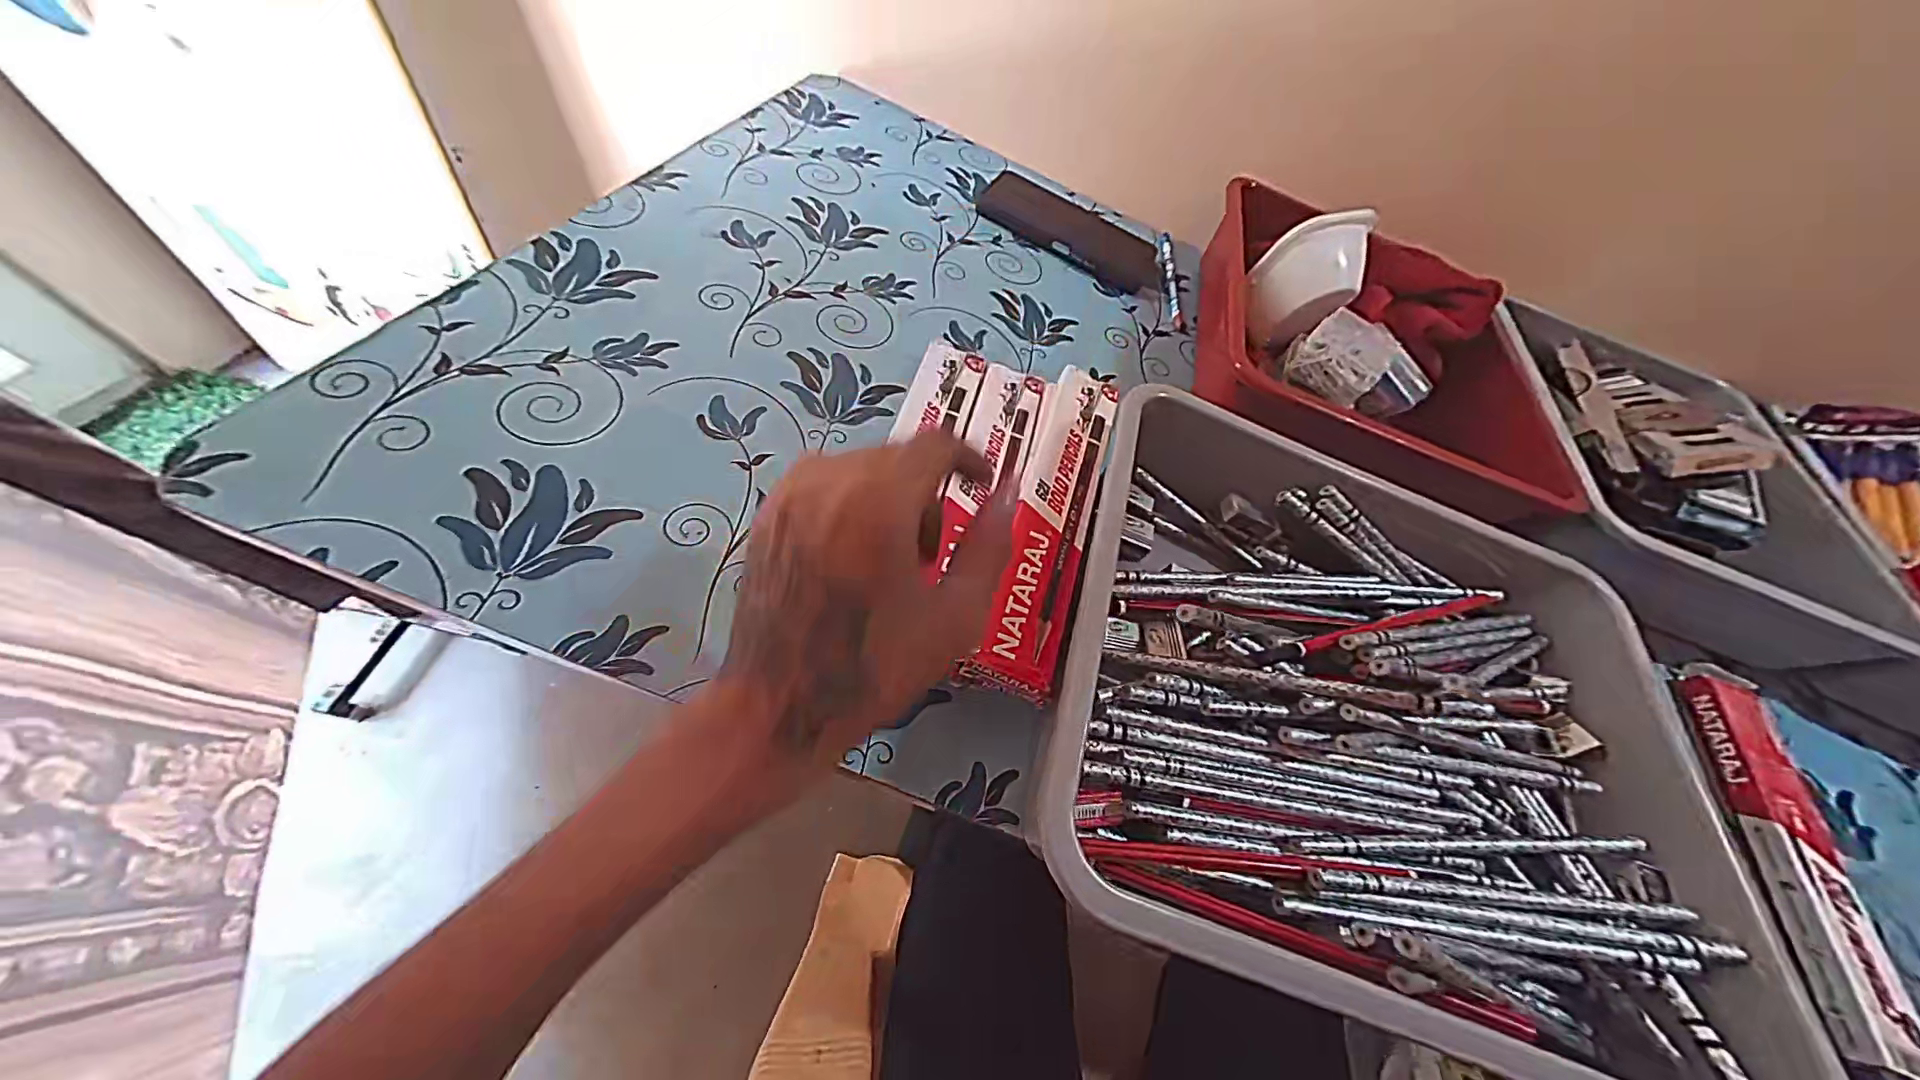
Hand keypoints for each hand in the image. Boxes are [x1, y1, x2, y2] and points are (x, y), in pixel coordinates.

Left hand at [713, 431, 1014, 774]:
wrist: (779, 705)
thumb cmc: (874, 667)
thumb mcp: (955, 617)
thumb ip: (989, 547)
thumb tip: (1006, 496)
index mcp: (878, 501)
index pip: (935, 444)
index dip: (970, 458)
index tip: (982, 483)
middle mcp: (829, 481)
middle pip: (898, 456)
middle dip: (929, 492)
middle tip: (934, 551)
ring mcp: (790, 495)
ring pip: (860, 468)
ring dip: (890, 496)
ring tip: (891, 559)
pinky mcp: (767, 515)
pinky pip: (824, 486)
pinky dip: (851, 505)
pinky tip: (851, 558)